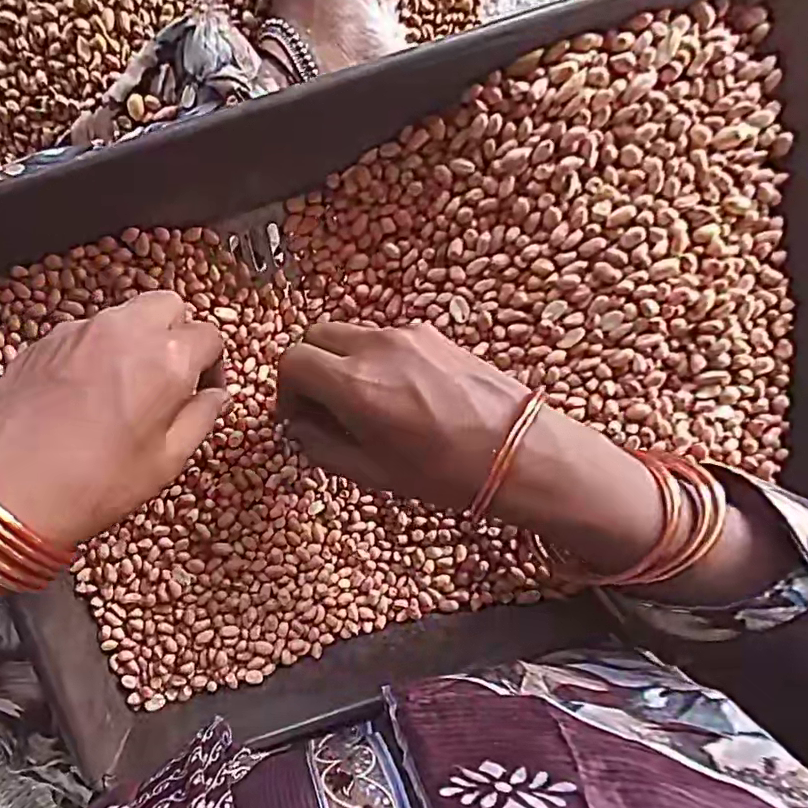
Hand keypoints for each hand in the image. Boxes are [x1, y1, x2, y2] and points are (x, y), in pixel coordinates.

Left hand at [0, 291, 226, 546]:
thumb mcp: (166, 461)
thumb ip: (201, 418)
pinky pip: (86, 331)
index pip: (209, 336)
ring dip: (138, 339)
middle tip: (172, 377)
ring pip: (125, 315)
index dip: (214, 365)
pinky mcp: (42, 341)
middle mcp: (124, 330)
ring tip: (127, 388)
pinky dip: (99, 349)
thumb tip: (215, 397)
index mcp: (166, 358)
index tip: (204, 390)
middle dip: (178, 333)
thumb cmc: (92, 484)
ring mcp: (78, 330)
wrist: (5, 491)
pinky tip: (88, 392)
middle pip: (169, 306)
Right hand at [276, 319, 796, 603]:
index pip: (292, 360)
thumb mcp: (372, 471)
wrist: (521, 453)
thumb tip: (300, 427)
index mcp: (355, 384)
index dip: (285, 389)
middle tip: (319, 405)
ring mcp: (407, 334)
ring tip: (360, 404)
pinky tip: (394, 393)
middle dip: (307, 368)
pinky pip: (382, 338)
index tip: (297, 414)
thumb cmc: (445, 473)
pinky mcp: (432, 334)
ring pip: (349, 335)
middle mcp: (376, 347)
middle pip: (314, 336)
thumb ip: (321, 445)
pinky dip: (370, 359)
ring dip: (339, 362)